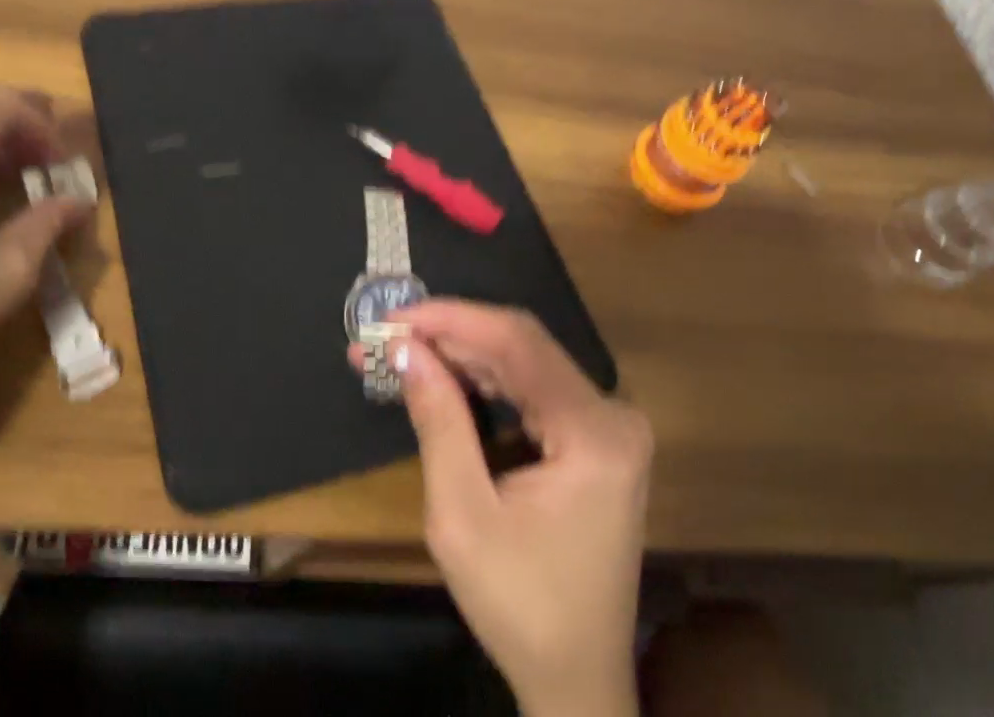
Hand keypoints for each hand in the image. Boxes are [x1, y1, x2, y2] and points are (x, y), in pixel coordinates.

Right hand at [356, 300, 651, 715]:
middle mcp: (613, 416)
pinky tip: (440, 380)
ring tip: (397, 355)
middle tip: (380, 339)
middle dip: (448, 338)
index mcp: (595, 432)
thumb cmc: (519, 603)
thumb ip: (438, 422)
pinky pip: (534, 395)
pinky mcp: (594, 444)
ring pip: (525, 367)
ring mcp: (608, 430)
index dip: (450, 320)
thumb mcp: (462, 514)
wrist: (575, 675)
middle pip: (522, 350)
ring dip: (461, 358)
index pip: (517, 343)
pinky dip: (484, 385)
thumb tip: (404, 350)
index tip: (389, 318)